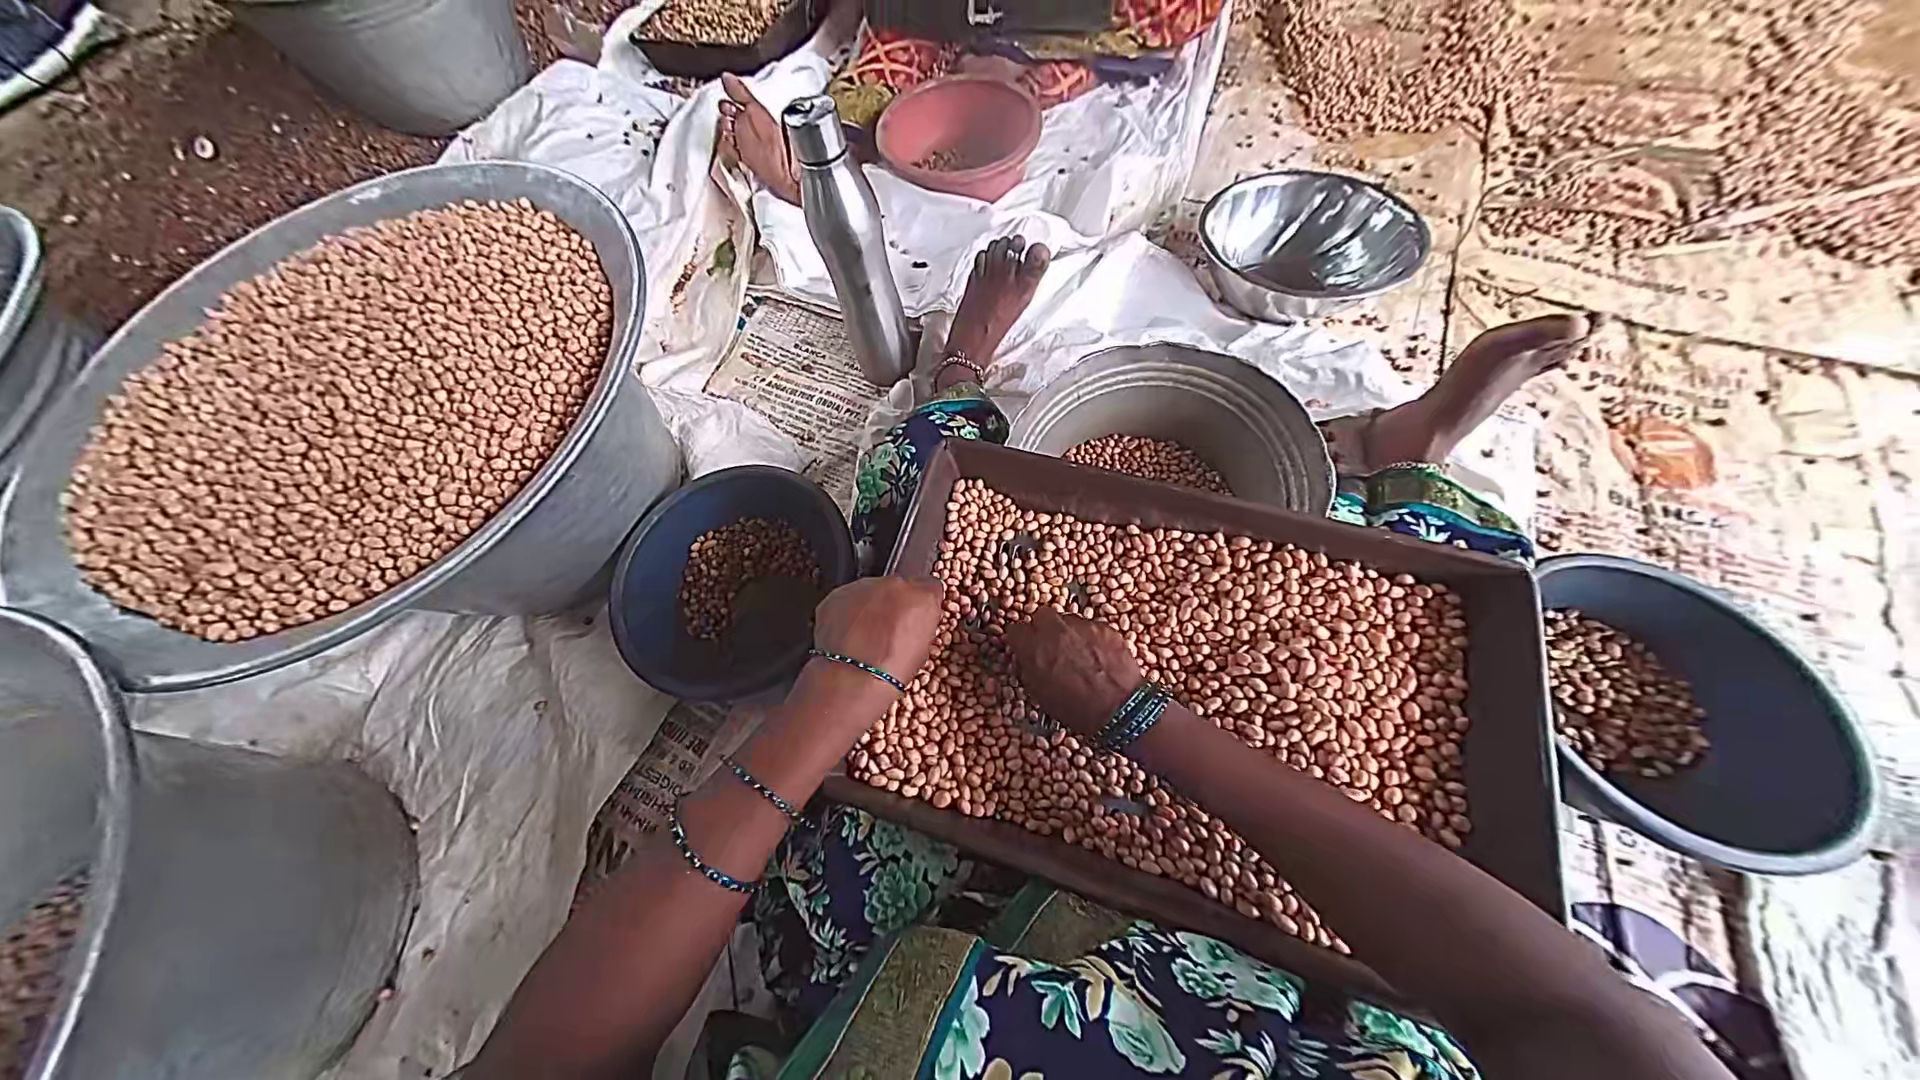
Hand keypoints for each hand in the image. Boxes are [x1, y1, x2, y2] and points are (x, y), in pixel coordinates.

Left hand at [812, 576, 943, 688]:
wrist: (851, 676)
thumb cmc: (890, 671)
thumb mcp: (922, 650)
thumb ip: (920, 625)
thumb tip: (913, 623)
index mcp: (922, 598)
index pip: (930, 587)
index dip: (922, 603)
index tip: (915, 615)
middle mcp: (895, 585)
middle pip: (898, 588)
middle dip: (893, 605)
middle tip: (887, 631)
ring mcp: (864, 587)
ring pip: (870, 592)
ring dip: (869, 608)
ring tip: (864, 637)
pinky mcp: (839, 594)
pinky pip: (846, 599)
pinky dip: (847, 613)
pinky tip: (848, 635)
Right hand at [1004, 609, 1142, 737]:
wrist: (1119, 709)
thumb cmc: (1077, 709)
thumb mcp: (1040, 694)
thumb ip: (1029, 668)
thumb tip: (1027, 658)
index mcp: (1034, 649)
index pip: (1016, 629)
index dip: (1021, 638)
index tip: (1025, 645)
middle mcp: (1055, 631)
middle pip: (1041, 615)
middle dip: (1043, 627)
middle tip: (1050, 643)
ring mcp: (1082, 626)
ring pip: (1068, 619)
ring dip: (1067, 631)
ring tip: (1076, 651)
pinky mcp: (1104, 628)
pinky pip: (1091, 626)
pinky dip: (1090, 637)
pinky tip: (1096, 655)